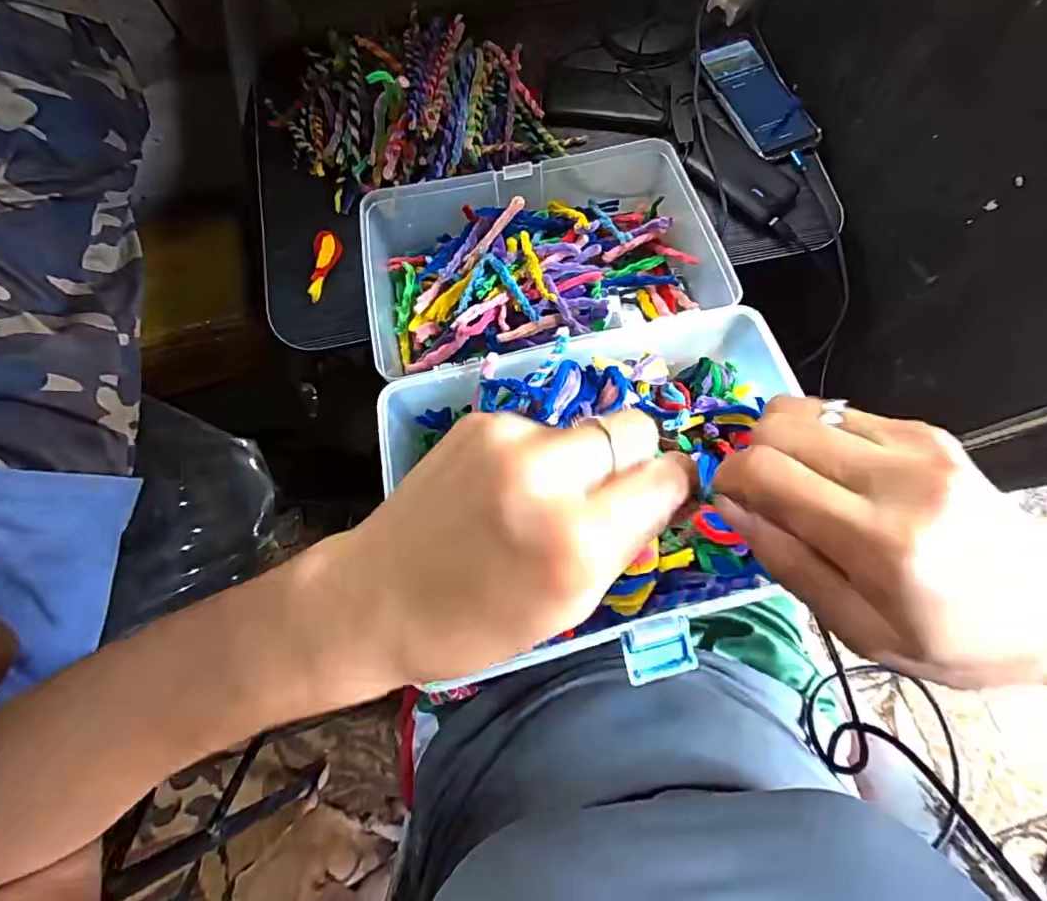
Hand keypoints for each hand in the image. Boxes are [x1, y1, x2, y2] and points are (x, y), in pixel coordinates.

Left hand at [320, 410, 692, 686]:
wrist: (374, 596)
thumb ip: (624, 544)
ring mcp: (508, 438)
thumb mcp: (567, 605)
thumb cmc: (475, 624)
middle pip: (633, 428)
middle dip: (632, 458)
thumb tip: (661, 493)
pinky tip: (498, 489)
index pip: (664, 476)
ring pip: (583, 430)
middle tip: (603, 492)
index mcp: (577, 538)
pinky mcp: (480, 421)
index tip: (662, 491)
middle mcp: (547, 474)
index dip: (672, 483)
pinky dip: (534, 456)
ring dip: (578, 460)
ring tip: (535, 499)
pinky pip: (537, 430)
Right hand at [712, 397, 1046, 689]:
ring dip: (779, 441)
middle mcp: (898, 478)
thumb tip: (731, 506)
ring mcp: (916, 444)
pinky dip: (817, 439)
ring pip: (800, 407)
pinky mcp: (925, 430)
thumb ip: (789, 563)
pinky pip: (837, 412)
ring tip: (798, 483)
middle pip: (776, 424)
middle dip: (748, 454)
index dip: (729, 479)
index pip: (766, 472)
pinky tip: (839, 476)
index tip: (731, 502)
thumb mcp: (862, 632)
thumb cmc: (958, 638)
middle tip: (762, 494)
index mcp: (882, 543)